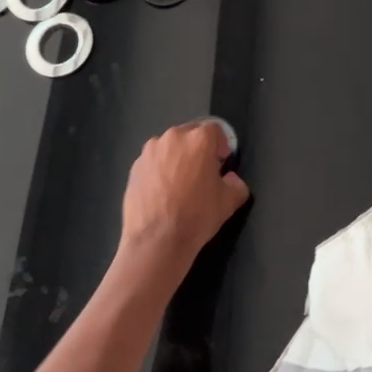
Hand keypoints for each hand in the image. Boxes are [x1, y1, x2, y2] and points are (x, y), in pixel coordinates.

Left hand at [119, 121, 249, 272]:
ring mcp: (150, 151)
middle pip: (190, 134)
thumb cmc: (197, 217)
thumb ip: (237, 184)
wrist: (156, 242)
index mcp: (199, 139)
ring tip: (179, 183)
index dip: (221, 145)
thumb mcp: (228, 202)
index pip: (215, 130)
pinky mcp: (135, 166)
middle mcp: (173, 137)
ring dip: (177, 157)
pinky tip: (162, 193)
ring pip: (170, 147)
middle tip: (202, 172)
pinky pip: (153, 161)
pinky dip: (159, 170)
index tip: (222, 163)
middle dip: (198, 149)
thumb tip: (231, 179)